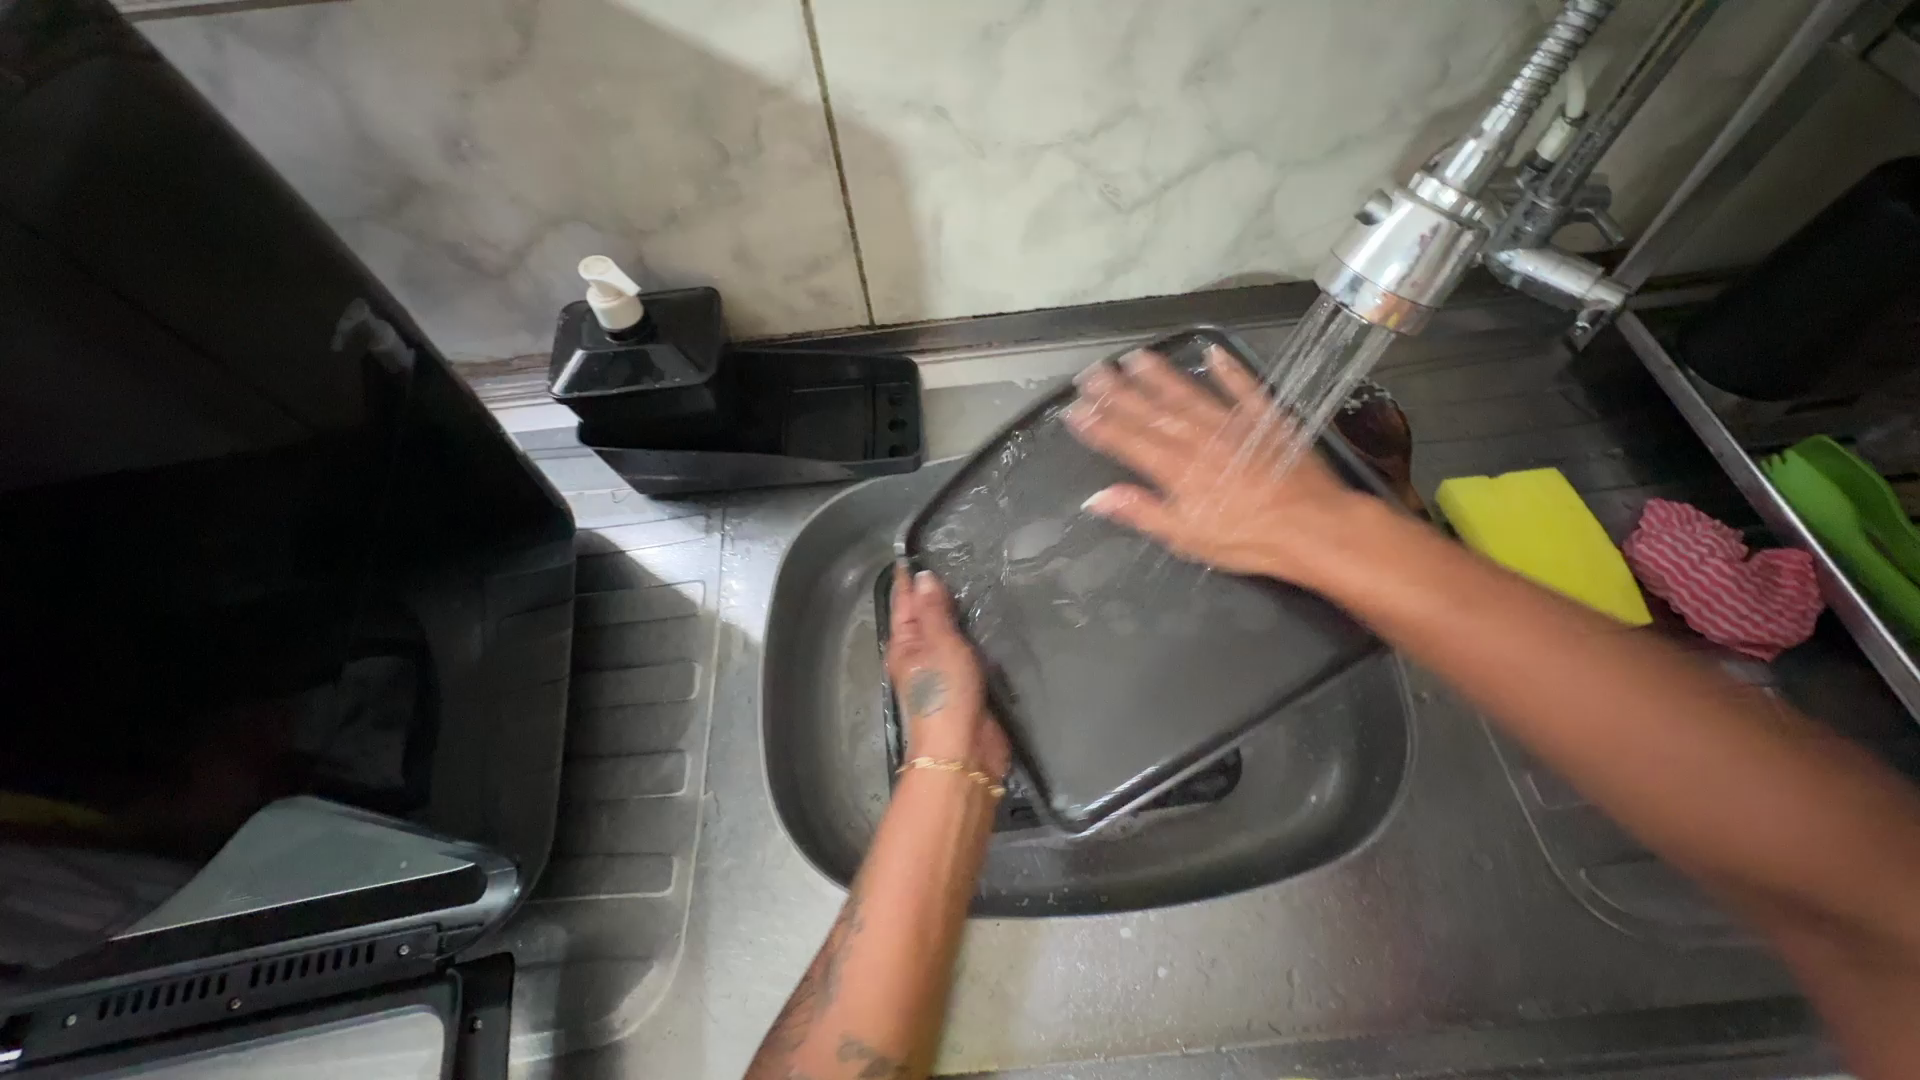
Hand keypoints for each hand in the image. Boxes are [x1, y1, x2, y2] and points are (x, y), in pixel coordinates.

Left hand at [885, 564, 1011, 776]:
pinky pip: (970, 654)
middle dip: (932, 594)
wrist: (964, 750)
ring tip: (969, 586)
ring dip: (956, 616)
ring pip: (949, 635)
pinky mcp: (967, 686)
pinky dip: (976, 639)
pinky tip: (988, 625)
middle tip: (947, 561)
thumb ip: (934, 610)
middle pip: (925, 617)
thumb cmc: (945, 694)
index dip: (909, 579)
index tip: (910, 553)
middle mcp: (920, 655)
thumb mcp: (939, 644)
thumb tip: (923, 577)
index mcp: (905, 644)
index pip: (905, 602)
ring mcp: (944, 672)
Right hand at [1063, 346, 1375, 583]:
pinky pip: (1242, 388)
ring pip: (1188, 394)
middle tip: (1092, 372)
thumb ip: (1141, 512)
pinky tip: (1212, 351)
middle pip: (1151, 411)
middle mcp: (1198, 439)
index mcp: (1175, 469)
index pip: (1127, 441)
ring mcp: (1232, 424)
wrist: (1314, 526)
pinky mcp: (1266, 419)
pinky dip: (1227, 369)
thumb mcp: (1185, 536)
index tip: (1074, 408)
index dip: (1098, 425)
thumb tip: (1096, 497)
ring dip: (1159, 375)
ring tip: (1135, 357)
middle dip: (1118, 392)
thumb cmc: (1246, 539)